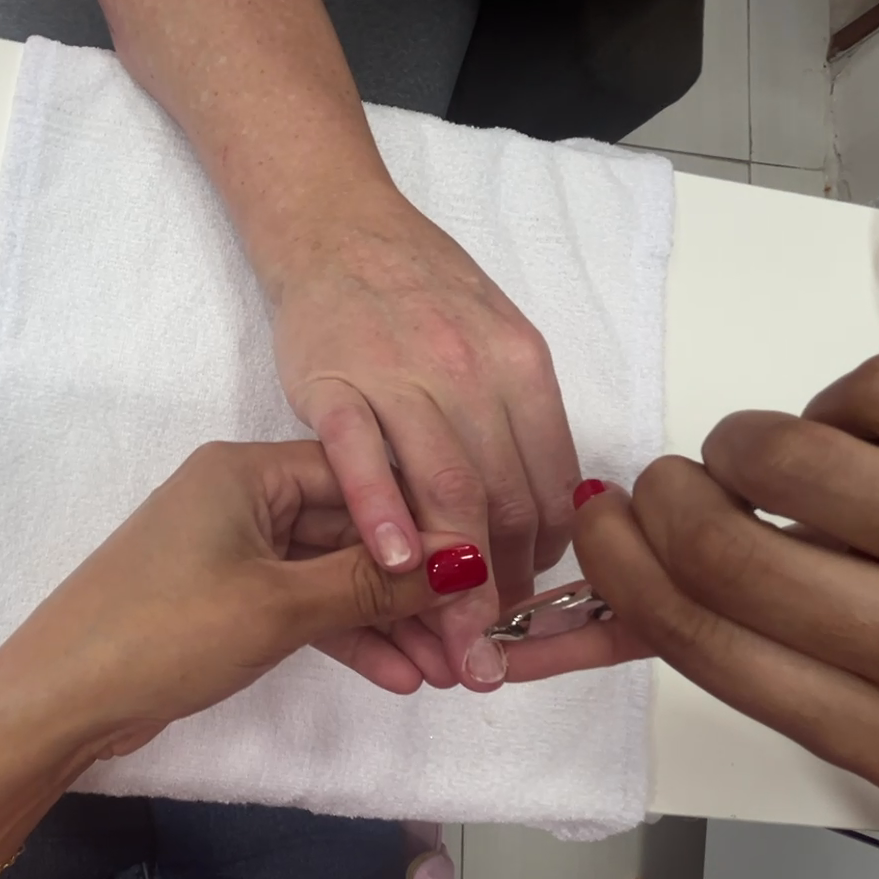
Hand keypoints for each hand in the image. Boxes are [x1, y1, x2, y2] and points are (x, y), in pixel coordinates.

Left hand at [0, 441, 486, 759]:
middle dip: (409, 589)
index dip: (425, 524)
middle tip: (472, 639)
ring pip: (327, 575)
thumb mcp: (278, 605)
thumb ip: (372, 583)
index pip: (359, 477)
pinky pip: (298, 605)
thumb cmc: (168, 629)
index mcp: (246, 470)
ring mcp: (231, 549)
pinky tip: (396, 676)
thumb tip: (463, 562)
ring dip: (383, 622)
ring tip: (445, 671)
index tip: (484, 572)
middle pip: (349, 531)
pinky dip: (340, 636)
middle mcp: (241, 497)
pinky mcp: (224, 595)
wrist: (63, 697)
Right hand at [268, 188, 580, 692]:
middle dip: (499, 587)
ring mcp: (400, 375)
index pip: (546, 482)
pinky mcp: (332, 382)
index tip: (520, 600)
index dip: (539, 557)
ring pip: (443, 486)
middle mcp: (472, 371)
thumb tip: (543, 501)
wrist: (337, 230)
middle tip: (488, 648)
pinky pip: (360, 455)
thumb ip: (518, 413)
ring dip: (450, 574)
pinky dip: (378, 511)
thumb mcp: (491, 333)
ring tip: (448, 637)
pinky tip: (385, 563)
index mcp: (519, 364)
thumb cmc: (416, 288)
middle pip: (501, 497)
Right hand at [569, 352, 878, 796]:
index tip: (600, 520)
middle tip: (666, 482)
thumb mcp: (836, 674)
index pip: (698, 641)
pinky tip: (875, 437)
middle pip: (728, 555)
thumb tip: (562, 610)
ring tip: (764, 455)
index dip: (618, 566)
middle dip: (662, 496)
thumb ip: (710, 638)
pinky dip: (837, 402)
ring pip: (796, 461)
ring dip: (741, 443)